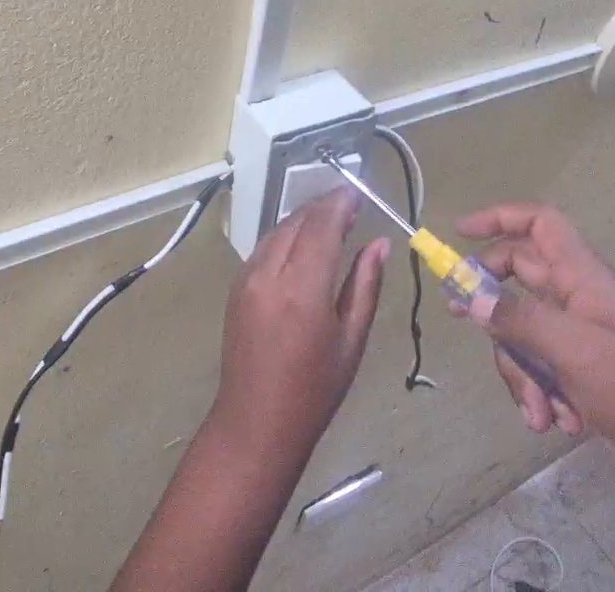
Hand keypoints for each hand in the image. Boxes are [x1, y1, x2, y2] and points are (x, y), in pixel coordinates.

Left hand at [209, 189, 389, 456]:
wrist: (256, 421)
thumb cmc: (314, 389)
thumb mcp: (351, 339)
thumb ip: (364, 285)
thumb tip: (379, 244)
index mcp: (303, 289)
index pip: (322, 226)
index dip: (340, 204)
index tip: (358, 194)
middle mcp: (269, 274)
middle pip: (296, 222)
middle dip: (323, 207)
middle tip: (350, 205)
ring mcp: (247, 279)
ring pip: (277, 231)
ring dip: (303, 219)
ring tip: (331, 221)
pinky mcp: (236, 287)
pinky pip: (264, 248)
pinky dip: (286, 236)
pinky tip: (304, 244)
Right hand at [455, 204, 614, 468]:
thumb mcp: (575, 353)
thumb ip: (520, 319)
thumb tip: (469, 295)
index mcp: (584, 277)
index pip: (541, 224)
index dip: (500, 218)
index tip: (460, 233)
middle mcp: (578, 296)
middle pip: (517, 278)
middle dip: (491, 307)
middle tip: (461, 320)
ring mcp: (579, 331)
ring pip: (522, 328)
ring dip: (520, 369)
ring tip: (538, 411)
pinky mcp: (580, 364)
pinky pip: (539, 362)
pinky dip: (538, 391)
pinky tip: (552, 421)